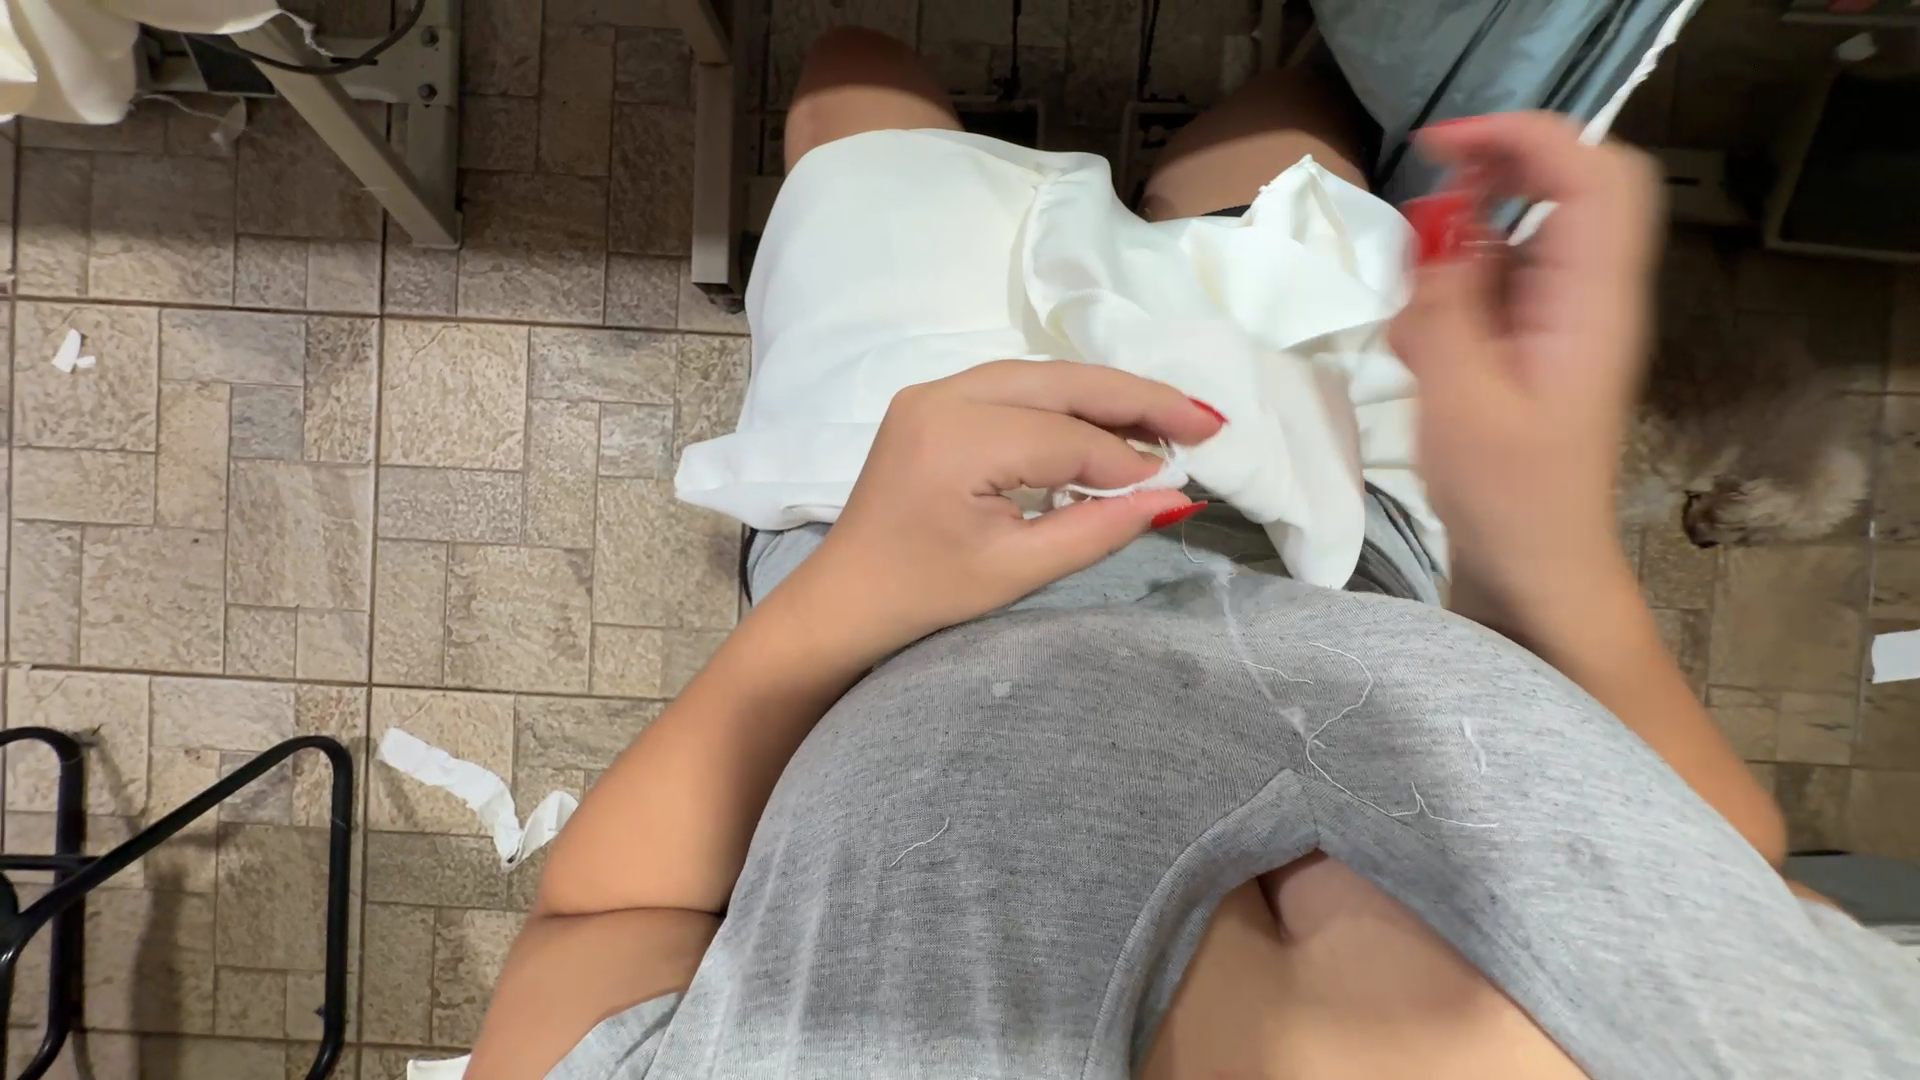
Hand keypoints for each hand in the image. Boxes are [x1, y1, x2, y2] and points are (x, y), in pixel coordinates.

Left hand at [775, 360, 1222, 661]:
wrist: (846, 597)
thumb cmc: (924, 596)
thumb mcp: (1016, 571)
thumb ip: (1097, 531)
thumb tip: (1176, 498)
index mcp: (956, 440)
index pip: (1065, 439)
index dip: (1128, 461)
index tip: (1183, 480)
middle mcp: (942, 396)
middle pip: (1060, 382)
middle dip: (1137, 399)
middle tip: (1205, 420)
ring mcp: (932, 393)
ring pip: (1041, 378)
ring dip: (1103, 398)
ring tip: (1166, 422)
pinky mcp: (931, 402)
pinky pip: (1014, 390)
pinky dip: (1063, 406)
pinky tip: (1101, 428)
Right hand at [1388, 112, 1661, 622]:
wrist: (1531, 561)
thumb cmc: (1506, 495)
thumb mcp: (1463, 401)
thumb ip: (1448, 309)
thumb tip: (1433, 231)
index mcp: (1589, 304)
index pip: (1586, 176)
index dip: (1519, 139)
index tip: (1437, 146)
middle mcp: (1583, 299)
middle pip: (1555, 195)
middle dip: (1482, 188)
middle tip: (1413, 219)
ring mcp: (1555, 324)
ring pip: (1510, 246)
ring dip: (1450, 262)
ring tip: (1410, 321)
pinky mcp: (1524, 350)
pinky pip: (1487, 294)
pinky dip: (1443, 303)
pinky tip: (1414, 351)